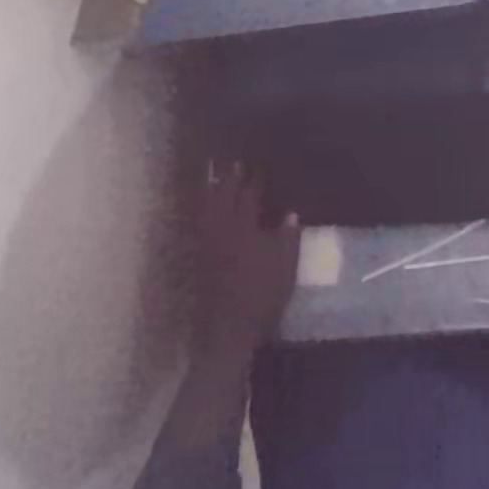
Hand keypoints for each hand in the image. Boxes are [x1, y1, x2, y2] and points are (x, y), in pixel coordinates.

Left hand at [193, 162, 300, 357]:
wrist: (227, 326)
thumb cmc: (262, 297)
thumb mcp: (285, 267)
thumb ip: (287, 237)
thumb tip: (290, 213)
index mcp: (246, 227)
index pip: (250, 196)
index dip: (255, 180)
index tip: (258, 166)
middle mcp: (223, 228)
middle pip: (224, 196)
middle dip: (230, 177)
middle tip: (234, 162)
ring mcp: (207, 241)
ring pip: (207, 206)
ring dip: (210, 188)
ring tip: (212, 173)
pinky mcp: (198, 255)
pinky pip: (198, 222)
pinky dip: (200, 208)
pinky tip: (202, 205)